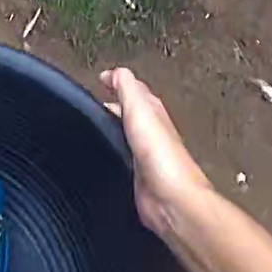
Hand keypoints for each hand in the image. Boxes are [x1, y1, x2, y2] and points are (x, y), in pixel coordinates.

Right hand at [100, 68, 212, 237]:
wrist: (172, 199)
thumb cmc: (162, 156)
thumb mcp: (139, 108)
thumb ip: (126, 86)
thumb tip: (114, 72)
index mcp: (152, 111)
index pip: (134, 89)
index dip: (118, 82)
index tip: (103, 78)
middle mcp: (150, 132)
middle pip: (131, 111)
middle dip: (116, 103)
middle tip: (100, 99)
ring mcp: (145, 155)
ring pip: (127, 133)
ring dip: (115, 127)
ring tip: (100, 123)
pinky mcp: (139, 177)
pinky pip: (124, 157)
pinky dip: (115, 151)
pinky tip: (108, 155)